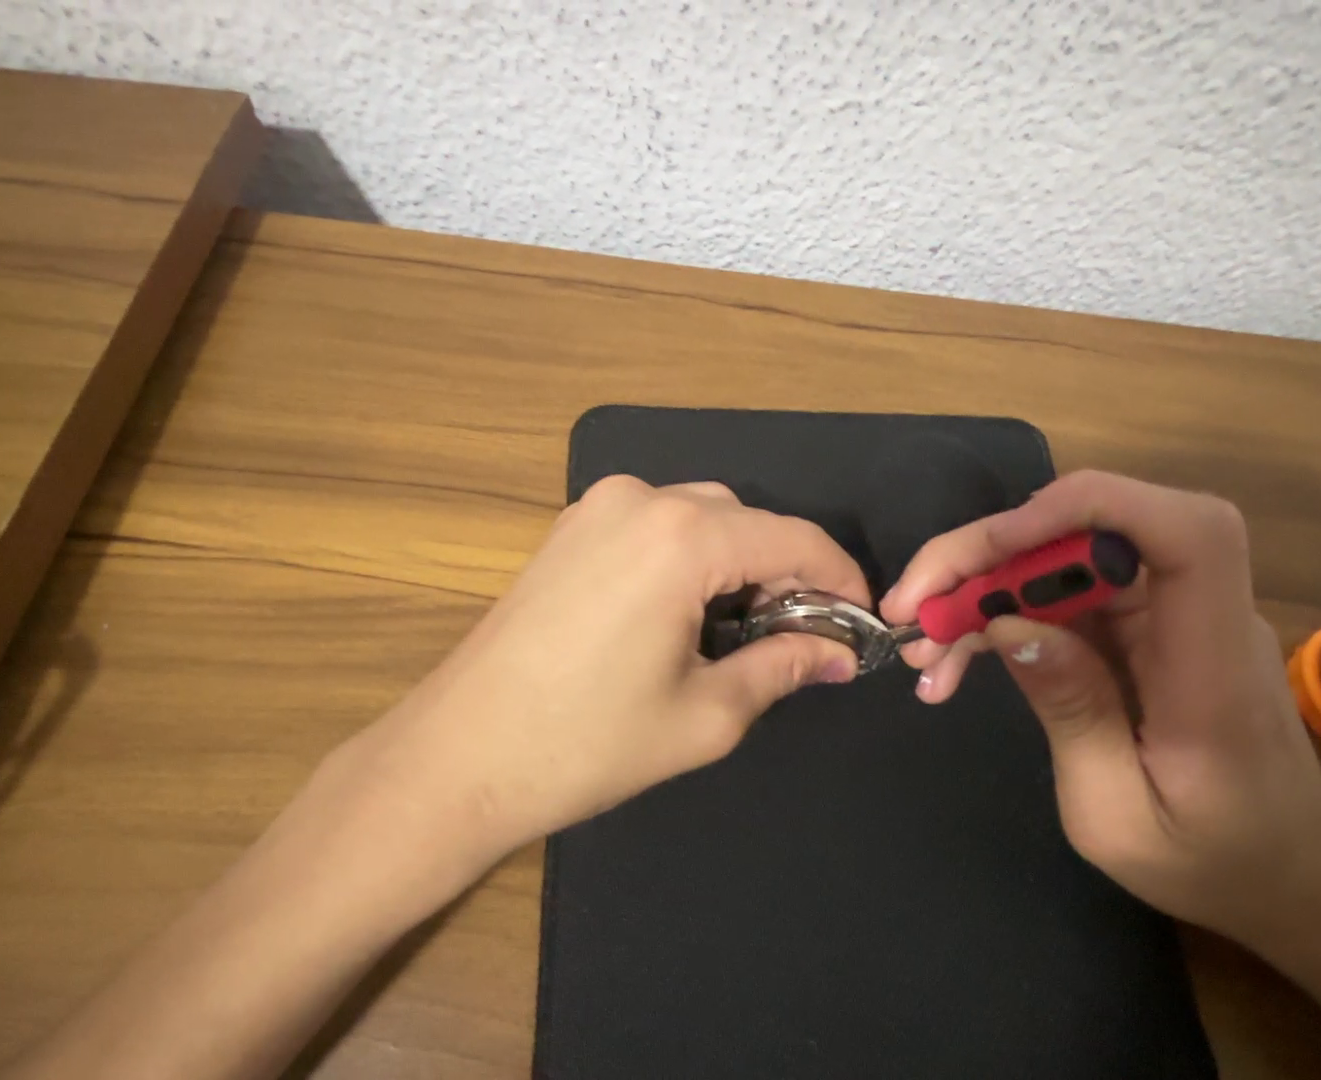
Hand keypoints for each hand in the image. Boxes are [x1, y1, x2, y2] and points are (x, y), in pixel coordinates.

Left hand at [337, 475, 866, 867]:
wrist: (458, 756)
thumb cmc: (586, 744)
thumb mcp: (706, 714)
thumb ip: (783, 667)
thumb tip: (837, 653)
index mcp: (681, 536)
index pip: (794, 539)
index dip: (840, 580)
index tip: (861, 623)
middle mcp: (640, 499)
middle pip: (746, 522)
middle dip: (786, 574)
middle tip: (802, 639)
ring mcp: (594, 508)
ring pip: (700, 518)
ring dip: (736, 565)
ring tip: (741, 632)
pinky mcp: (568, 530)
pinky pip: (654, 527)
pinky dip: (688, 559)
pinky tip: (685, 614)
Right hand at [880, 470, 1320, 949]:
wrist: (1286, 874)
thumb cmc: (1211, 861)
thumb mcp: (1117, 817)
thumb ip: (1072, 714)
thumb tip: (1009, 625)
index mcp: (1212, 669)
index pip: (1185, 534)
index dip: (1089, 509)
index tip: (995, 544)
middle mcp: (1196, 619)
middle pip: (1095, 532)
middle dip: (990, 555)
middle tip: (912, 605)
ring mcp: (1167, 618)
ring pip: (1062, 561)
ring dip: (981, 590)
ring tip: (922, 650)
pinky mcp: (1140, 628)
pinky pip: (1061, 598)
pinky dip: (1000, 618)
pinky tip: (955, 661)